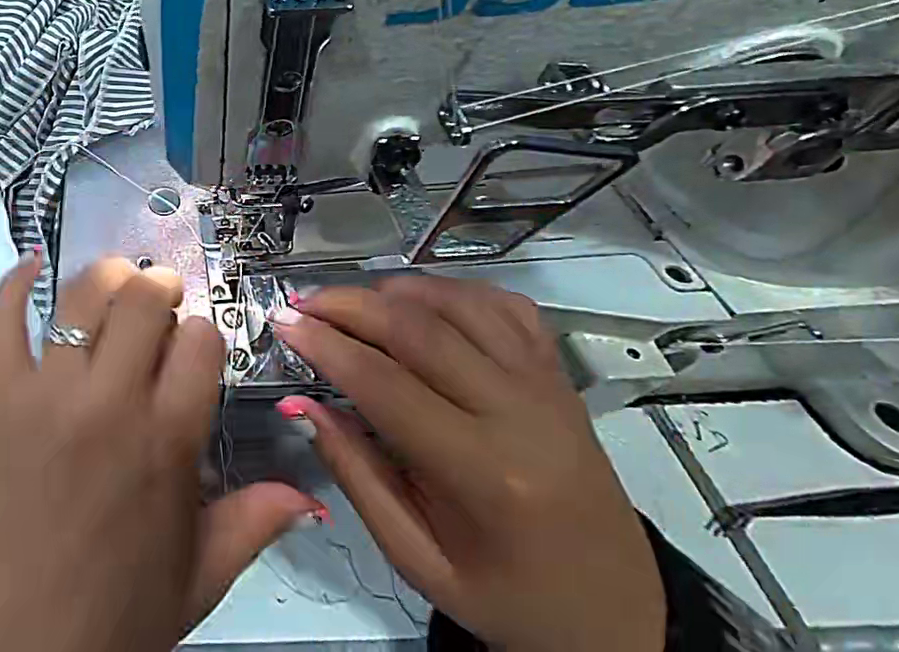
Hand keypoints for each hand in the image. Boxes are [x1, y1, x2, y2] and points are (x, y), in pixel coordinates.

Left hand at [0, 255, 320, 651]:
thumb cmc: (113, 614)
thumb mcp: (198, 576)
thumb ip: (256, 522)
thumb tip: (312, 498)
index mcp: (168, 440)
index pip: (202, 340)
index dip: (203, 335)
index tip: (193, 350)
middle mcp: (112, 403)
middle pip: (143, 299)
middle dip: (161, 287)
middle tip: (161, 300)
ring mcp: (48, 395)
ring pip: (81, 297)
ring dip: (106, 278)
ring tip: (115, 286)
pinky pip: (2, 323)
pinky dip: (15, 285)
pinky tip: (31, 266)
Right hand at [272, 276, 664, 651]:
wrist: (613, 608)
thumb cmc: (507, 596)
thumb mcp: (418, 559)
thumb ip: (356, 475)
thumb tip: (300, 405)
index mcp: (483, 473)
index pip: (385, 384)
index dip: (326, 345)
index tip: (284, 323)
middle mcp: (520, 412)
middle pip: (418, 329)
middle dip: (348, 305)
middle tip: (303, 302)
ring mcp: (546, 381)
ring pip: (458, 302)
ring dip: (396, 290)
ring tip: (352, 302)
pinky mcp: (559, 370)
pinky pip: (502, 303)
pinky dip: (452, 290)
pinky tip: (421, 302)